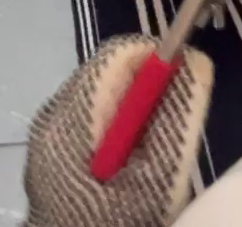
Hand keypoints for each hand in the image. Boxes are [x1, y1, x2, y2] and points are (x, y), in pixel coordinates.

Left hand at [24, 35, 212, 226]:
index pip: (117, 57)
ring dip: (133, 108)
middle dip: (145, 88)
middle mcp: (52, 117)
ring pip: (104, 90)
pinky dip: (117, 124)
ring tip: (145, 154)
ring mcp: (47, 133)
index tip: (182, 87)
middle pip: (109, 71)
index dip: (156, 62)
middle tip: (168, 129)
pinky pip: (93, 112)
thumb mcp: (156, 183)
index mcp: (70, 123)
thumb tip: (194, 60)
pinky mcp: (51, 148)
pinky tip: (124, 164)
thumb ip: (175, 119)